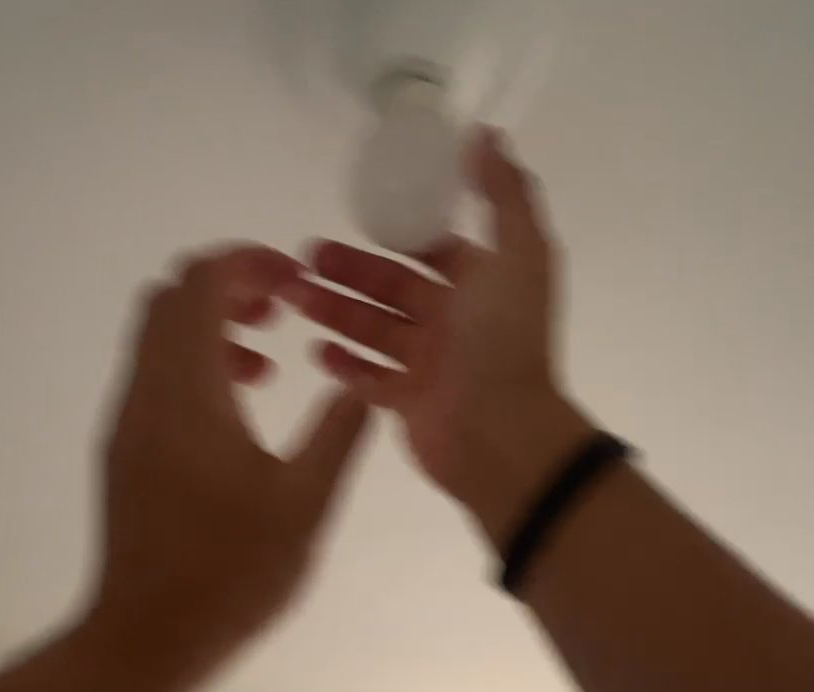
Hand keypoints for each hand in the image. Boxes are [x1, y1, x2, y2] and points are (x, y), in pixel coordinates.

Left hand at [88, 245, 371, 672]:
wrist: (146, 639)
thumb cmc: (231, 575)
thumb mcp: (304, 506)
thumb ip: (337, 436)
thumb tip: (361, 385)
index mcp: (188, 394)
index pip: (201, 283)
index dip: (249, 263)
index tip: (295, 281)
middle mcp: (144, 395)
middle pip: (170, 299)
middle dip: (228, 287)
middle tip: (281, 312)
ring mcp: (125, 424)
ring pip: (156, 339)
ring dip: (209, 329)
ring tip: (264, 365)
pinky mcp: (122, 454)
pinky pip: (151, 379)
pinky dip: (191, 368)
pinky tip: (234, 416)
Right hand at [288, 129, 592, 543]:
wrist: (500, 432)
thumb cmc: (503, 341)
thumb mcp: (518, 254)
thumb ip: (504, 194)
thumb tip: (484, 135)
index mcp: (481, 287)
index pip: (436, 252)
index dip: (400, 234)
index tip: (358, 220)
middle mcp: (456, 324)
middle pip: (396, 290)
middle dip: (352, 273)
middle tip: (305, 259)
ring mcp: (431, 367)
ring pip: (377, 332)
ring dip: (338, 314)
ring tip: (295, 300)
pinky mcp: (410, 405)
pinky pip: (372, 380)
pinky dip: (346, 366)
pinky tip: (317, 352)